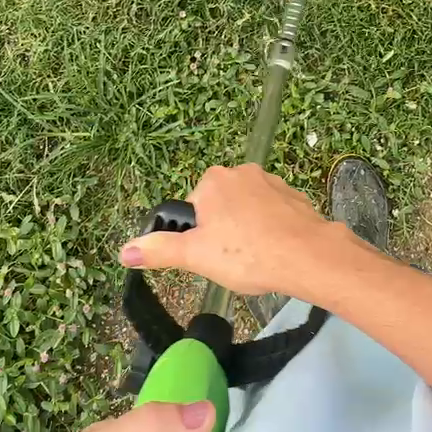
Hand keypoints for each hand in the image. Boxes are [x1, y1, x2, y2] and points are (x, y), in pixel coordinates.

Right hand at [120, 164, 337, 296]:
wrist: (306, 255)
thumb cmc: (246, 253)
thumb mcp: (196, 256)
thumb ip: (160, 251)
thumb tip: (124, 252)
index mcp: (213, 180)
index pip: (193, 209)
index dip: (198, 236)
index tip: (210, 255)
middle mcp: (241, 171)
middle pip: (219, 207)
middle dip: (222, 233)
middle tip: (231, 260)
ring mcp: (270, 180)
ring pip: (246, 210)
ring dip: (246, 231)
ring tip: (254, 258)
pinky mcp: (293, 195)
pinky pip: (272, 213)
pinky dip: (270, 229)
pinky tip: (274, 251)